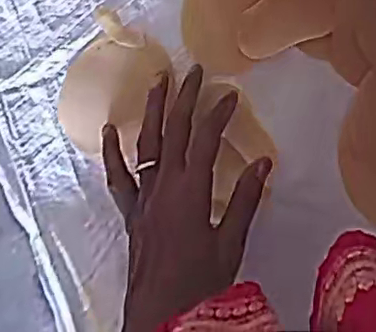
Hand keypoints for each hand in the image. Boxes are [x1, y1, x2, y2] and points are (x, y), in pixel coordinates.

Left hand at [104, 65, 270, 331]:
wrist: (160, 321)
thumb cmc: (200, 285)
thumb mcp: (231, 243)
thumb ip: (245, 200)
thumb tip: (265, 161)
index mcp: (191, 191)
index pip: (205, 139)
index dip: (218, 112)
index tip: (231, 94)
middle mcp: (164, 187)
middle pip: (174, 131)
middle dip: (185, 97)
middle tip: (194, 69)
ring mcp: (144, 199)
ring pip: (146, 144)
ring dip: (153, 110)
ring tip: (157, 80)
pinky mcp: (132, 214)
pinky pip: (119, 178)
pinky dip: (113, 152)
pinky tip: (110, 129)